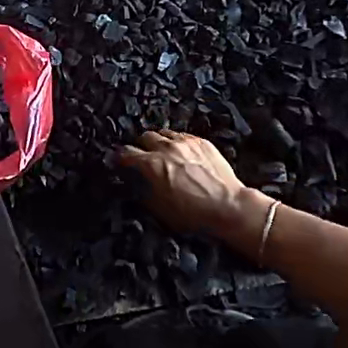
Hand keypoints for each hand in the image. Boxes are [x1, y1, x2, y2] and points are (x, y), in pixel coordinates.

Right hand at [117, 129, 267, 241]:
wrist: (228, 207)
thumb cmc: (194, 214)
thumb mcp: (159, 209)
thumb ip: (143, 190)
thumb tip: (135, 182)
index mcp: (152, 166)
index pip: (126, 153)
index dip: (120, 158)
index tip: (119, 161)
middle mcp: (166, 149)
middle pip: (144, 137)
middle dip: (141, 147)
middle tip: (143, 157)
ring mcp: (185, 143)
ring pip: (163, 133)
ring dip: (159, 142)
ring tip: (162, 153)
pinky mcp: (201, 142)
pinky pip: (182, 136)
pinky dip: (177, 143)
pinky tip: (181, 154)